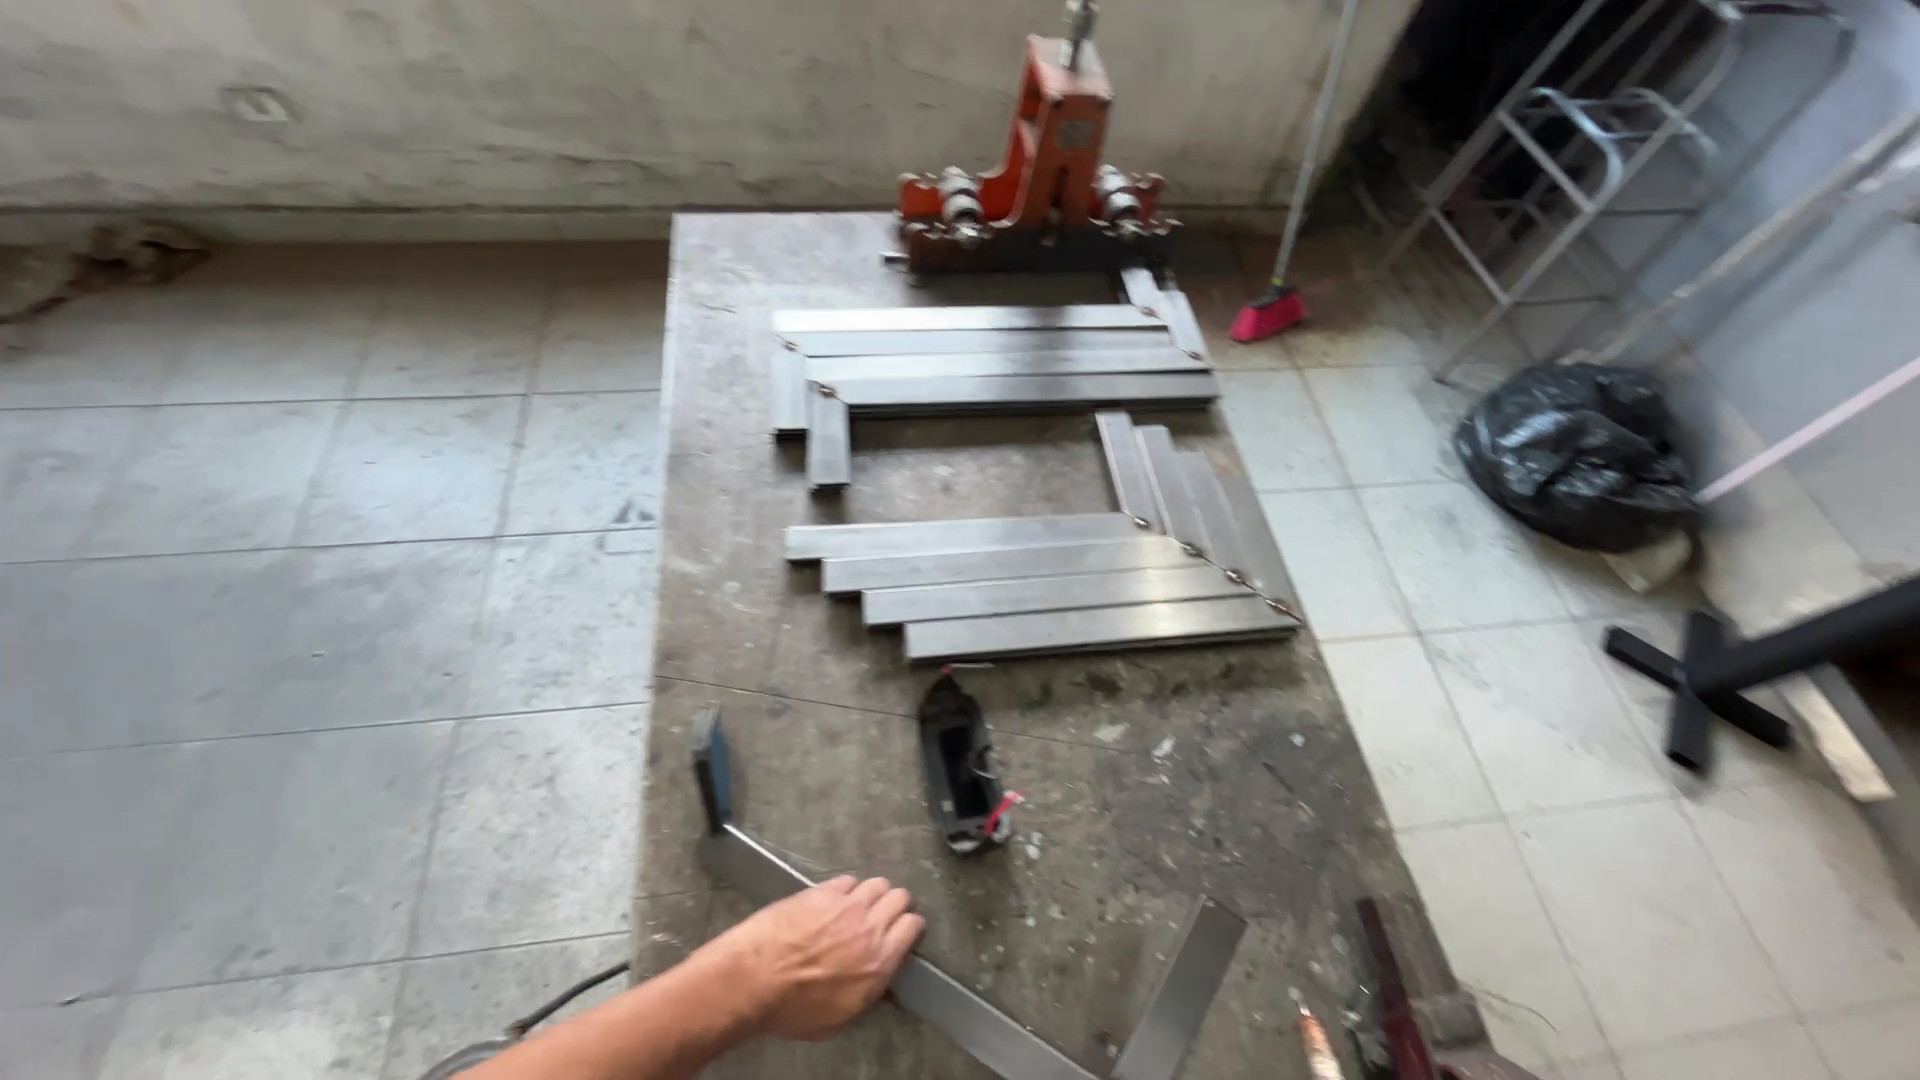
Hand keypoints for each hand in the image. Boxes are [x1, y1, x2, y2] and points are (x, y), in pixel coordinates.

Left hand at [704, 876, 924, 1040]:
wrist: (754, 979)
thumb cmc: (792, 1010)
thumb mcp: (839, 1020)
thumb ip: (867, 994)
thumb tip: (879, 980)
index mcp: (879, 962)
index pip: (912, 926)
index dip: (910, 925)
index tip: (905, 929)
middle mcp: (869, 926)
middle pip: (899, 897)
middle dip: (896, 904)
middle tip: (885, 914)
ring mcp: (846, 904)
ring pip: (877, 883)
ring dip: (874, 893)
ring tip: (862, 903)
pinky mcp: (823, 890)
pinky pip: (848, 880)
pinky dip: (848, 888)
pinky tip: (837, 899)